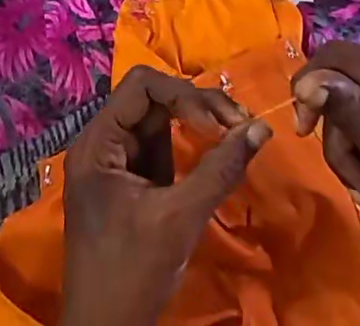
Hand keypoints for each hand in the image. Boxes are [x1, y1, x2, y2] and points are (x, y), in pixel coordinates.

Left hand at [62, 65, 271, 325]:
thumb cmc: (131, 274)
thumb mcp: (179, 219)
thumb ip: (219, 169)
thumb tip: (261, 127)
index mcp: (98, 141)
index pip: (140, 85)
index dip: (182, 95)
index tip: (215, 126)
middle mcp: (102, 141)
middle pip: (150, 98)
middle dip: (196, 104)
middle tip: (239, 124)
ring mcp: (115, 160)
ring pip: (158, 120)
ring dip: (196, 121)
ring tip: (234, 132)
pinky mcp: (130, 180)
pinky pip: (160, 146)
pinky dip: (189, 144)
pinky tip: (216, 149)